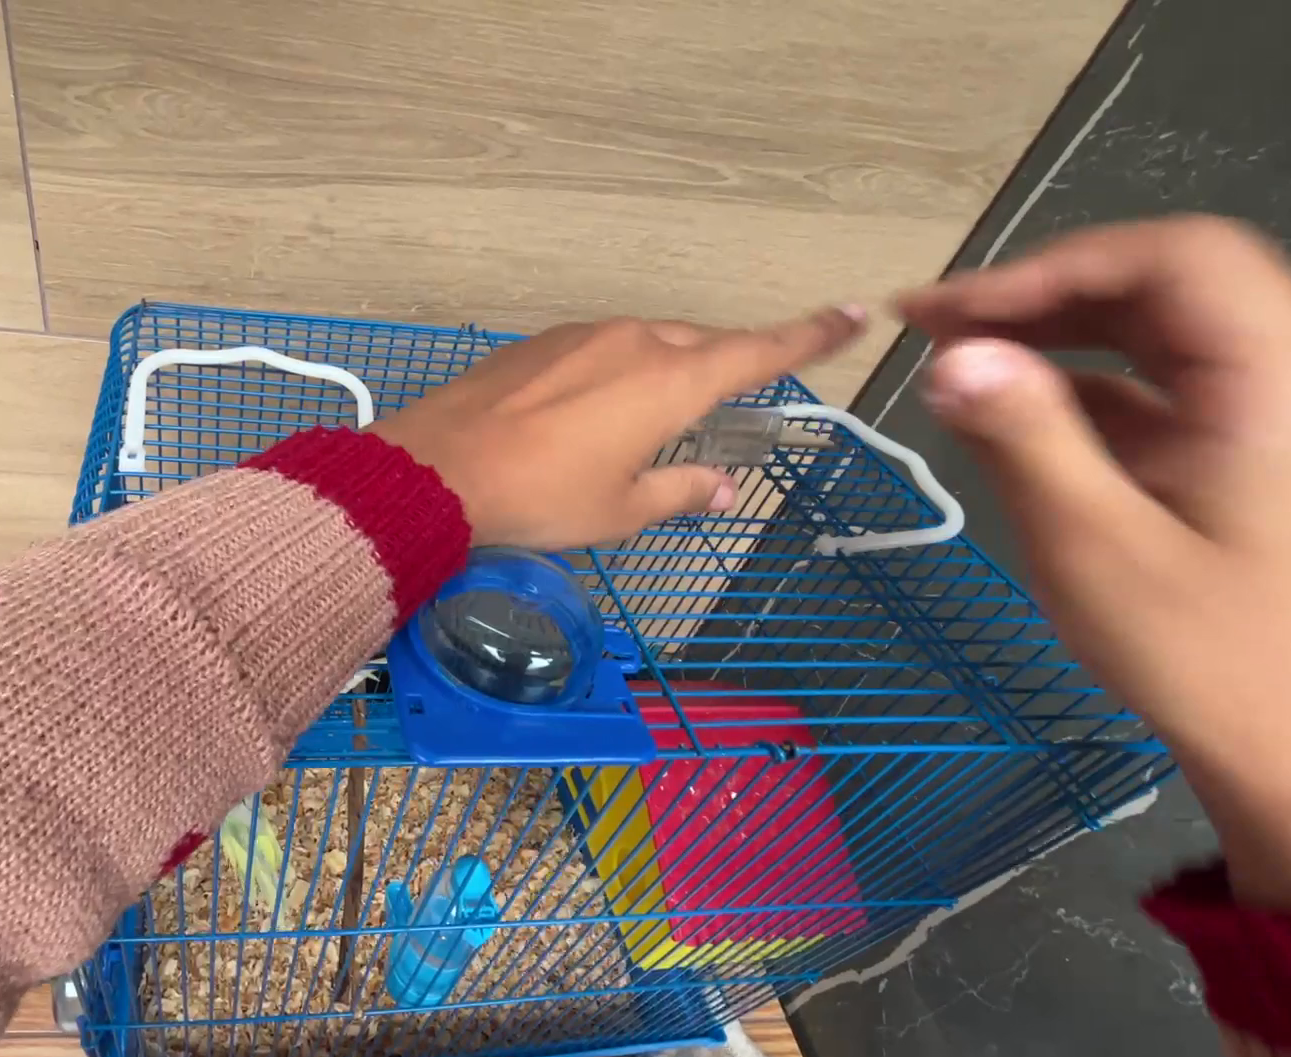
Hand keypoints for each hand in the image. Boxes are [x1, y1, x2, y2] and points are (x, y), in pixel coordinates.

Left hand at [368, 310, 863, 549]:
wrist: (438, 470)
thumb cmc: (540, 497)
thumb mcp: (618, 510)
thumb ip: (678, 491)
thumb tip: (722, 486)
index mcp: (670, 381)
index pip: (758, 352)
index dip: (808, 336)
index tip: (852, 313)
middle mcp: (632, 342)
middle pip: (698, 345)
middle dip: (722, 364)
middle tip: (732, 392)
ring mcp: (577, 337)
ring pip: (643, 343)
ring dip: (662, 368)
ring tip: (654, 408)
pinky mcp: (534, 345)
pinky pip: (594, 350)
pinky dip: (611, 371)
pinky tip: (587, 406)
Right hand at [898, 215, 1290, 904]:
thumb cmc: (1205, 651)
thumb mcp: (1094, 543)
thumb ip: (1026, 439)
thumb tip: (951, 356)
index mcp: (1276, 387)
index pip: (1175, 262)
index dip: (1050, 267)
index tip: (943, 312)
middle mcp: (1275, 379)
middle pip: (1160, 283)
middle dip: (1035, 291)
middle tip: (926, 324)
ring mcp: (1250, 413)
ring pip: (1146, 328)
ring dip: (1044, 327)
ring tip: (948, 349)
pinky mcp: (1220, 447)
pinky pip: (1140, 382)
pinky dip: (1061, 377)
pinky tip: (999, 401)